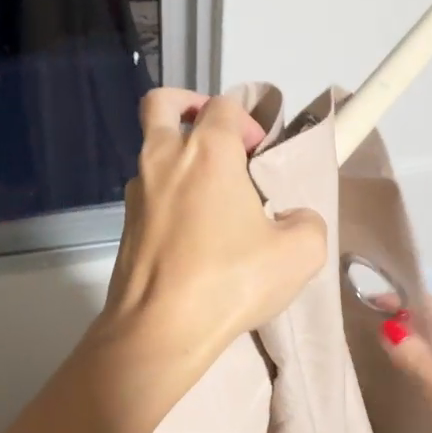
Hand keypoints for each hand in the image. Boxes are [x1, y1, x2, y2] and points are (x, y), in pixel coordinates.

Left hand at [97, 89, 327, 367]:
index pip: (223, 105)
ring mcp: (137, 189)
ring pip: (152, 149)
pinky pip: (148, 189)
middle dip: (190, 105)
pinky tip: (193, 232)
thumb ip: (306, 222)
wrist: (158, 328)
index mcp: (206, 152)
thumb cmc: (229, 281)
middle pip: (162, 104)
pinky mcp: (125, 222)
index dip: (247, 120)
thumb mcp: (298, 253)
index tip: (261, 153)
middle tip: (216, 136)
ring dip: (180, 156)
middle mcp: (164, 158)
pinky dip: (168, 193)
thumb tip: (292, 217)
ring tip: (212, 196)